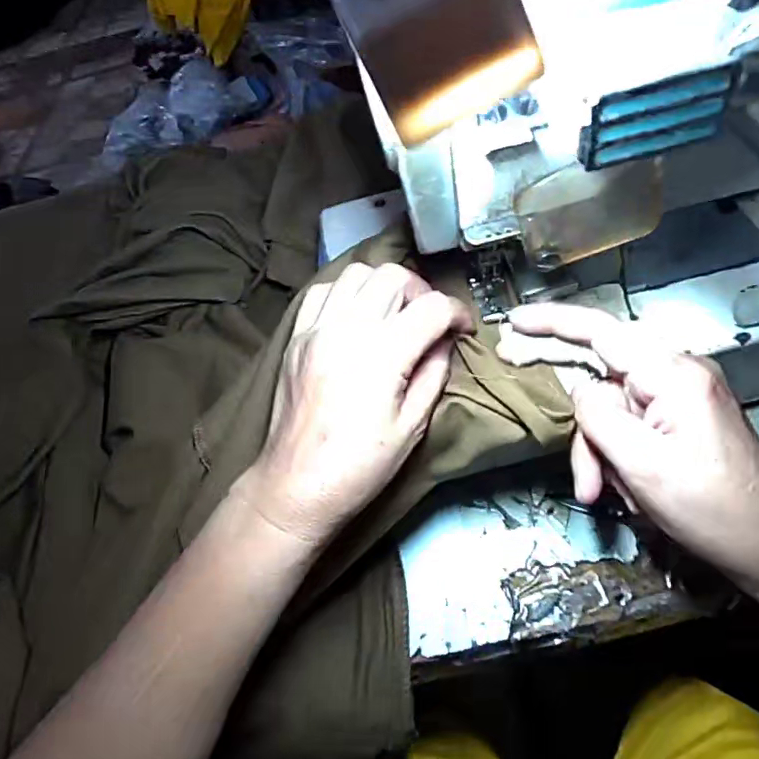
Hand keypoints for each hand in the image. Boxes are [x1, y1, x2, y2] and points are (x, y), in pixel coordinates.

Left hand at [235, 263, 474, 548]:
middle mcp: (347, 329)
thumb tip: (444, 341)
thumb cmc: (359, 466)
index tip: (464, 329)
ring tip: (394, 314)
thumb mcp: (412, 425)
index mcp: (382, 354)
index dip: (458, 313)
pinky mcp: (296, 336)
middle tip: (429, 320)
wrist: (295, 486)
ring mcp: (316, 328)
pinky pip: (324, 290)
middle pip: (394, 275)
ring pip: (357, 273)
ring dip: (384, 286)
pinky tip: (357, 316)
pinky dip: (348, 293)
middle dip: (422, 291)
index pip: (432, 307)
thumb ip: (434, 373)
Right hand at [506, 304, 758, 600]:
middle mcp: (679, 373)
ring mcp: (684, 395)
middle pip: (605, 383)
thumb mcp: (642, 465)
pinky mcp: (685, 417)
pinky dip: (624, 457)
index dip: (553, 323)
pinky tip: (635, 493)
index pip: (602, 331)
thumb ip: (599, 417)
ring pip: (616, 411)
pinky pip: (636, 425)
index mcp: (673, 374)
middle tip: (586, 482)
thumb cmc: (712, 509)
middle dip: (590, 435)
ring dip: (606, 456)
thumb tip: (580, 388)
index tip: (516, 322)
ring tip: (620, 505)